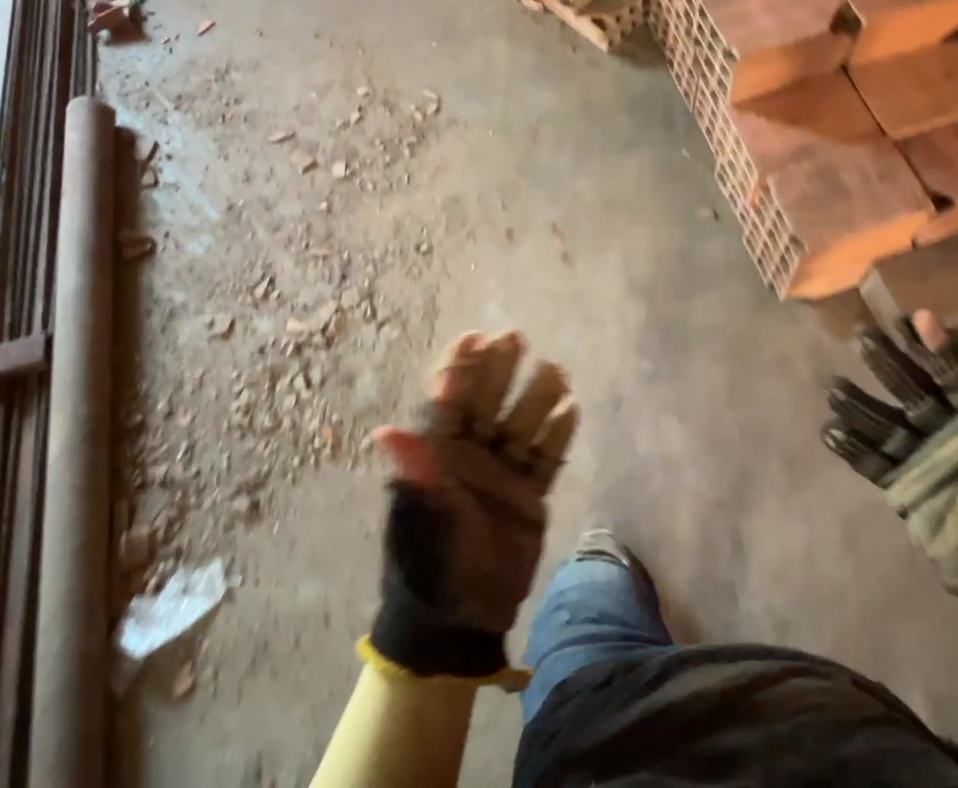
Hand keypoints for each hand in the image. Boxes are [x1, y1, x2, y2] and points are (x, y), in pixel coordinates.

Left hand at [367, 331, 578, 678]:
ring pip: (520, 425)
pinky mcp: (529, 495)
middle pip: (486, 404)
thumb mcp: (421, 522)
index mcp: (437, 458)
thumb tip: (385, 430)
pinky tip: (571, 408)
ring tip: (554, 369)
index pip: (446, 404)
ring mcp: (502, 474)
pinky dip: (558, 434)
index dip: (458, 370)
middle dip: (498, 371)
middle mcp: (470, 457)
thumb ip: (415, 475)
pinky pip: (546, 457)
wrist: (462, 620)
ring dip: (534, 396)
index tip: (473, 338)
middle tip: (513, 337)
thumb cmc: (429, 568)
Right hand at [821, 312, 957, 667]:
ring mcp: (925, 458)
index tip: (918, 319)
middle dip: (891, 363)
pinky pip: (874, 461)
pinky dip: (852, 448)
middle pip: (915, 389)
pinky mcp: (905, 488)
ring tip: (834, 386)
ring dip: (861, 404)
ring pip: (887, 421)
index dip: (940, 349)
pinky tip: (830, 432)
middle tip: (863, 334)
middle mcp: (951, 431)